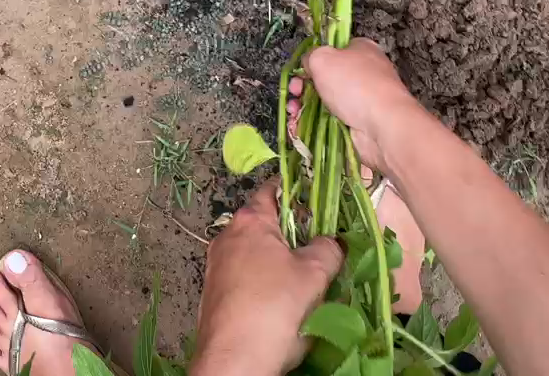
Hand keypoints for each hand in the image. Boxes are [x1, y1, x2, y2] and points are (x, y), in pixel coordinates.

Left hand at [190, 180, 344, 375]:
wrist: (233, 360)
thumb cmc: (274, 308)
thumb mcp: (313, 275)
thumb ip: (328, 249)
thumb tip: (334, 240)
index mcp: (250, 219)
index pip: (273, 189)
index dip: (297, 193)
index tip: (317, 204)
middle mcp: (228, 233)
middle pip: (265, 223)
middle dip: (291, 235)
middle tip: (318, 251)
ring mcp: (217, 263)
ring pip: (255, 252)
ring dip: (277, 262)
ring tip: (303, 283)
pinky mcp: (214, 291)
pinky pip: (244, 276)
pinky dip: (262, 283)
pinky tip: (279, 304)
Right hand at [299, 39, 424, 169]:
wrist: (384, 126)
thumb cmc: (354, 85)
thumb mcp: (323, 58)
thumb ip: (310, 56)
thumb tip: (308, 64)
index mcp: (360, 50)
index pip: (332, 50)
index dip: (312, 60)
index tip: (299, 71)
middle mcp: (363, 72)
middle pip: (325, 77)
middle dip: (304, 85)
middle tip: (294, 92)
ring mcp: (362, 100)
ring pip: (326, 100)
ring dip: (305, 105)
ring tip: (293, 111)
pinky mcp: (360, 123)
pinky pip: (331, 120)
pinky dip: (315, 122)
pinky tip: (299, 125)